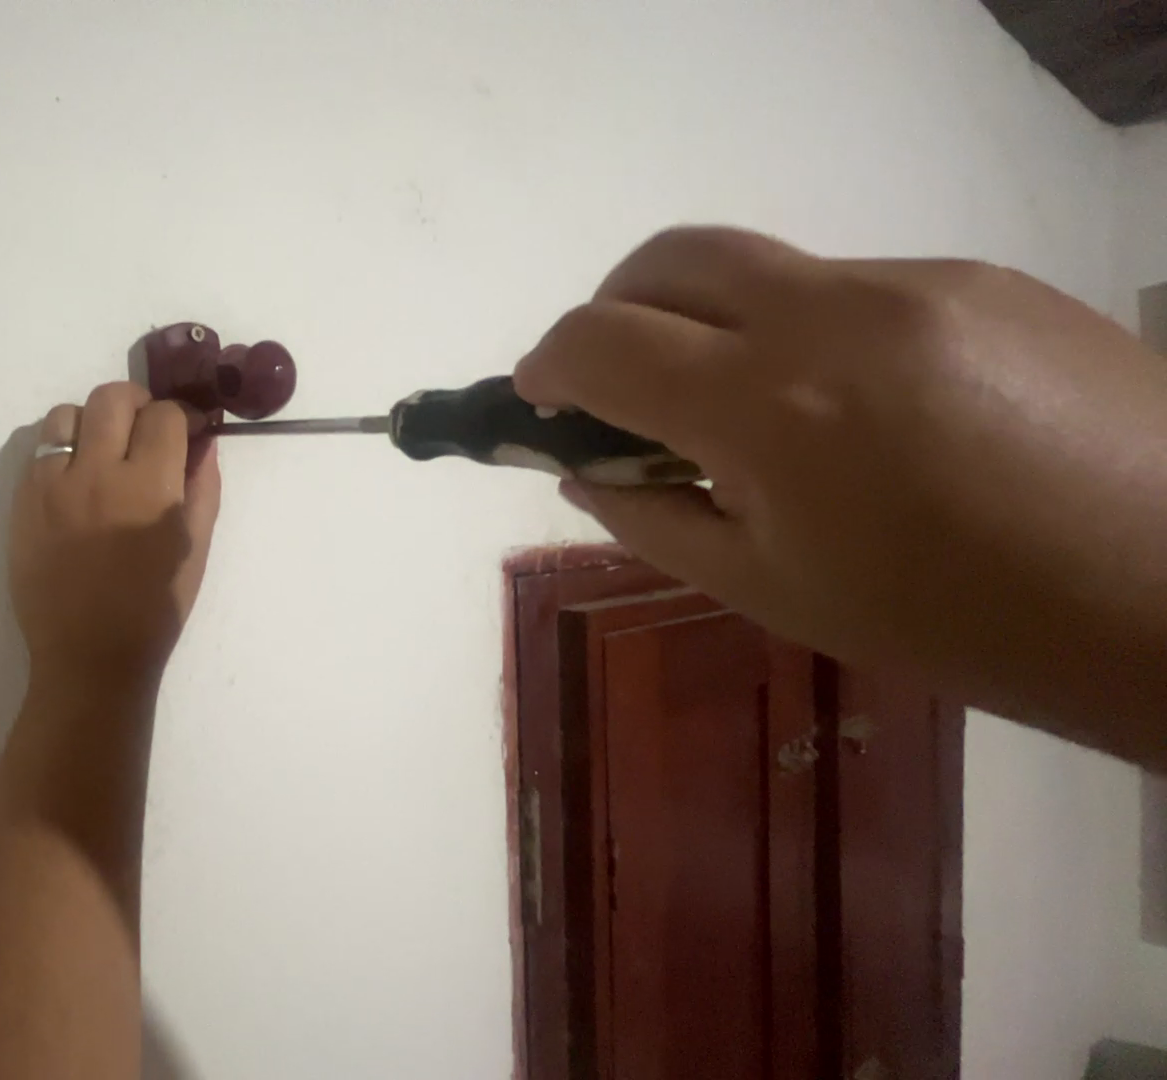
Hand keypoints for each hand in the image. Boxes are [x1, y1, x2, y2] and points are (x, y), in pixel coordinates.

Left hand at [9, 382, 220, 688]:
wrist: (89, 655)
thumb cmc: (155, 610)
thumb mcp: (195, 548)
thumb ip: (203, 487)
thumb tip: (204, 441)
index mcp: (150, 489)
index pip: (165, 416)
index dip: (183, 414)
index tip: (188, 428)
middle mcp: (98, 475)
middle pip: (112, 398)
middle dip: (138, 403)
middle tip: (146, 427)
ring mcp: (52, 486)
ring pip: (66, 415)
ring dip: (92, 422)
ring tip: (103, 451)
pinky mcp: (22, 502)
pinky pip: (39, 450)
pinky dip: (62, 451)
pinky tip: (75, 479)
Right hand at [514, 227, 1166, 746]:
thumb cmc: (947, 619)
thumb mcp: (760, 585)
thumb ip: (643, 516)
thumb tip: (579, 471)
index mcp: (769, 406)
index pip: (602, 341)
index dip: (546, 365)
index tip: (538, 400)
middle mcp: (834, 314)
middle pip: (667, 258)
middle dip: (607, 312)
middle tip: (610, 386)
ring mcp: (915, 284)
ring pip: (751, 269)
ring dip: (697, 323)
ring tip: (729, 410)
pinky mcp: (976, 281)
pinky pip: (834, 286)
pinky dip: (783, 331)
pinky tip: (831, 407)